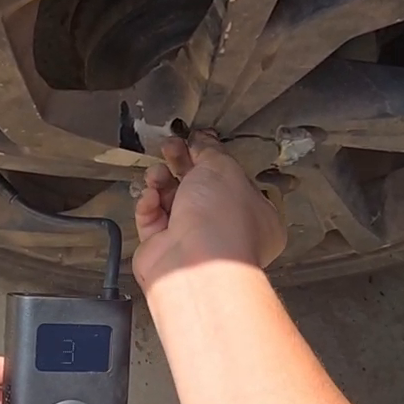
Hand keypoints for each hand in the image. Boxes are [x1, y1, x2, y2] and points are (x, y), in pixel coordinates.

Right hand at [133, 132, 285, 289]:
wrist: (194, 262)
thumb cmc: (222, 222)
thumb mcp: (223, 168)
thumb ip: (211, 151)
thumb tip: (202, 140)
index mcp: (255, 213)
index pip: (232, 179)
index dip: (213, 157)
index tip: (196, 140)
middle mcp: (225, 229)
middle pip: (199, 188)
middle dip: (182, 164)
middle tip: (170, 147)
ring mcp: (193, 240)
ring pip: (172, 201)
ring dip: (162, 182)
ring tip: (157, 173)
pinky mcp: (163, 248)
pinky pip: (152, 220)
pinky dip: (148, 205)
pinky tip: (150, 196)